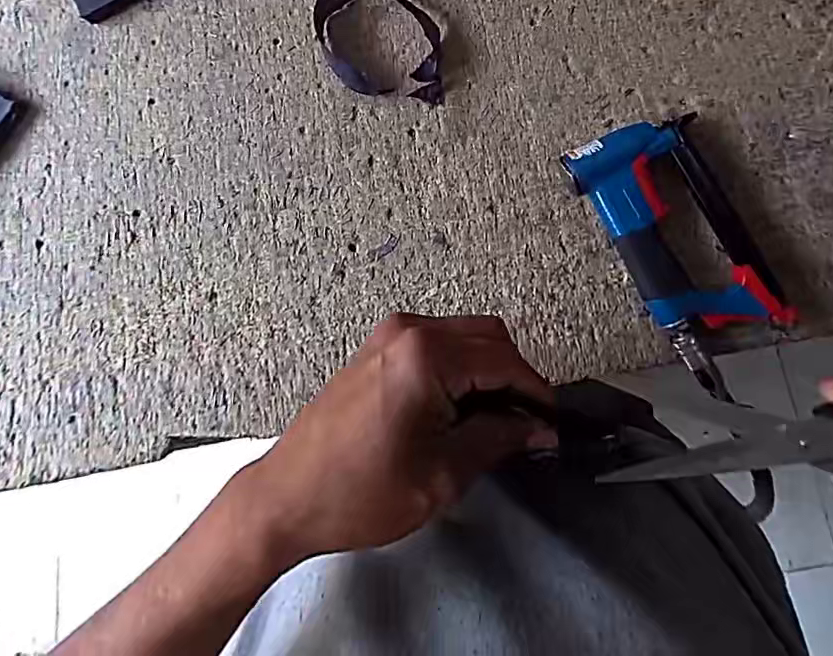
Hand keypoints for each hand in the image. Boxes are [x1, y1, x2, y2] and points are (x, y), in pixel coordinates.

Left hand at [234, 313, 555, 565]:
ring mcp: (393, 333)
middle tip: (526, 419)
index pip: (504, 361)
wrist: (282, 501)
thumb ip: (500, 439)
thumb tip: (537, 428)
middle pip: (491, 336)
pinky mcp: (383, 344)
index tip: (550, 418)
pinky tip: (463, 401)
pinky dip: (464, 364)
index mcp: (426, 356)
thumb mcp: (442, 474)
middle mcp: (410, 331)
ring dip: (490, 368)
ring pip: (469, 333)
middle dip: (515, 376)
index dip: (535, 391)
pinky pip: (442, 339)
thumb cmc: (352, 493)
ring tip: (495, 415)